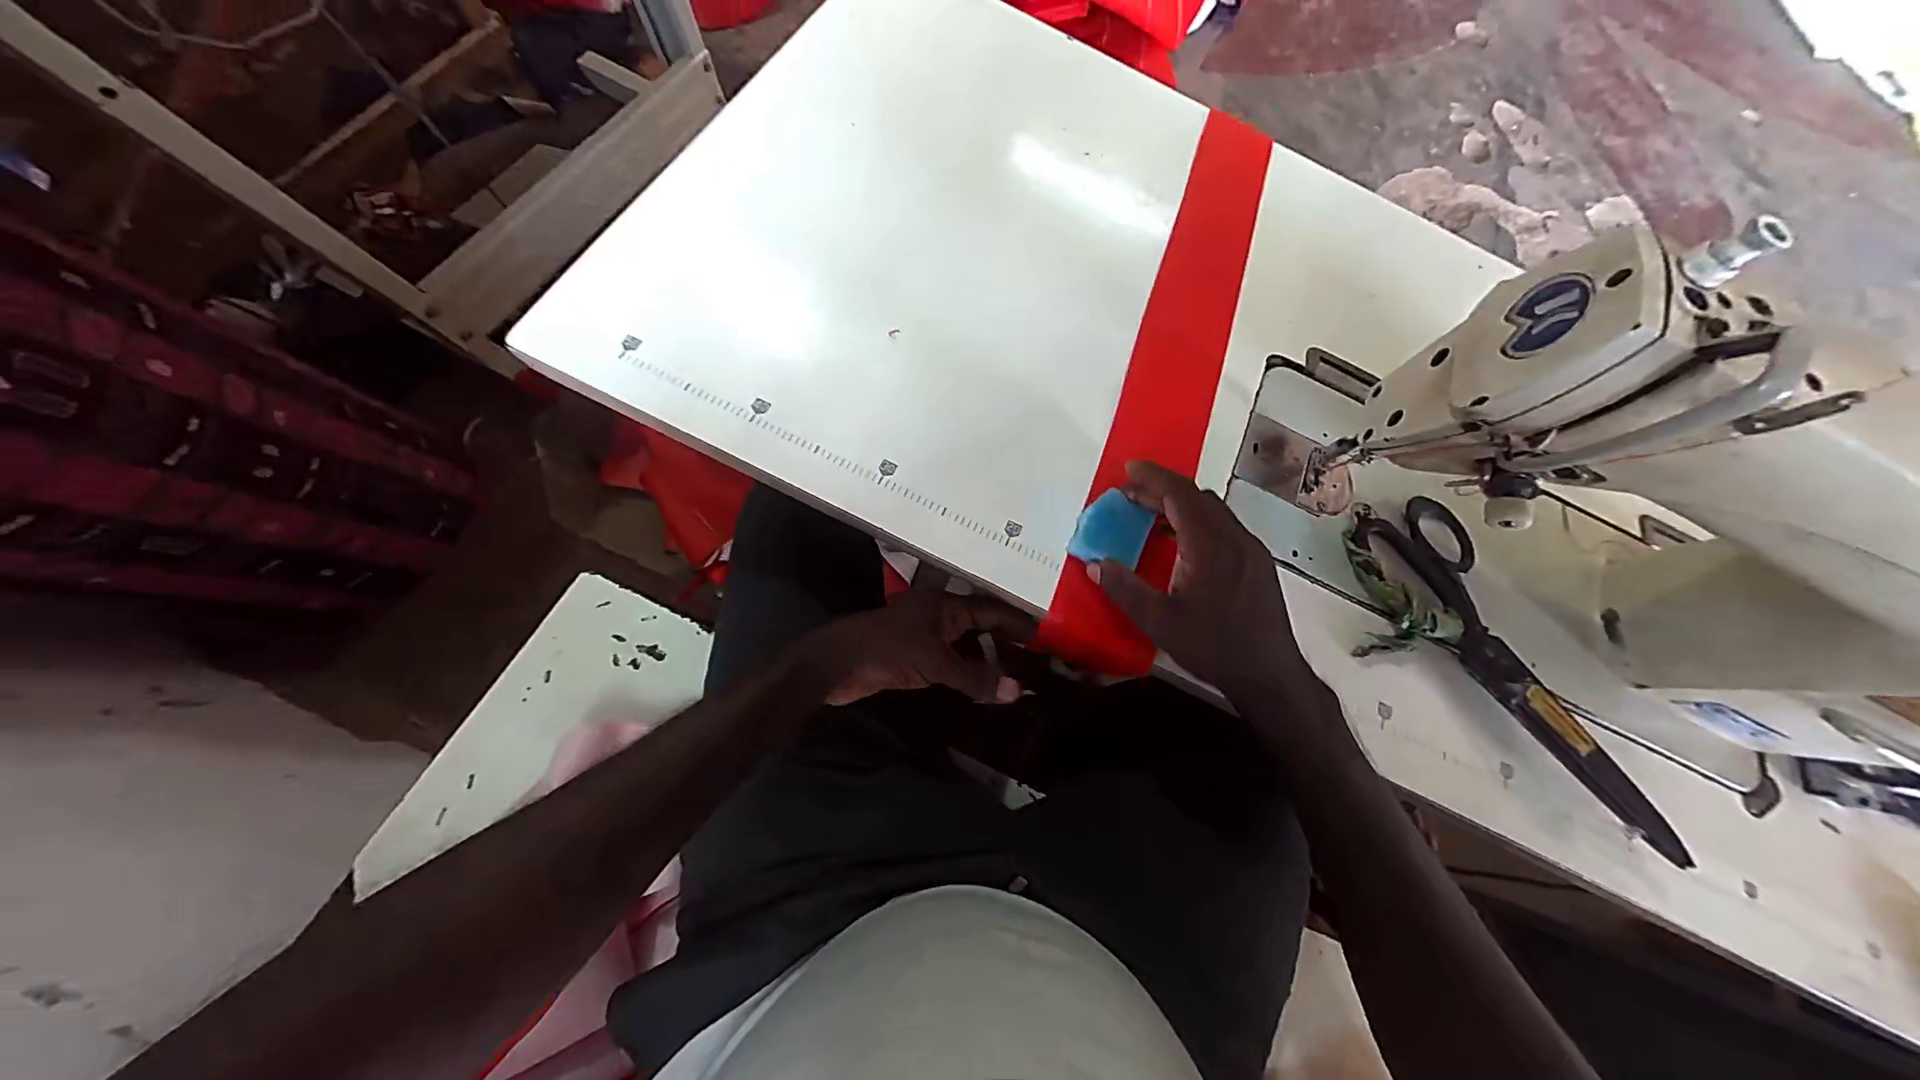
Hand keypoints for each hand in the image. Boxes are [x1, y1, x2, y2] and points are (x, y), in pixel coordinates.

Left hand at [799, 591, 1033, 705]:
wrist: (834, 663)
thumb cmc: (886, 651)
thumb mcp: (935, 664)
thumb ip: (975, 678)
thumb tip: (1018, 691)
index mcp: (945, 605)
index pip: (992, 610)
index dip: (1018, 622)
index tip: (1045, 634)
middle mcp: (937, 614)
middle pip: (980, 623)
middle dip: (1005, 639)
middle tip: (1035, 655)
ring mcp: (923, 633)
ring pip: (964, 642)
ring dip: (986, 656)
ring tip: (1014, 671)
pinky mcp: (912, 654)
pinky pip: (949, 658)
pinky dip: (966, 668)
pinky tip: (980, 682)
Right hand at [1087, 461, 1304, 695]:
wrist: (1268, 674)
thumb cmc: (1213, 647)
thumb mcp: (1159, 621)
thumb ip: (1125, 589)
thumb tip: (1096, 563)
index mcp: (1211, 545)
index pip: (1181, 495)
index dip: (1154, 477)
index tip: (1129, 469)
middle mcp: (1235, 539)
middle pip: (1198, 498)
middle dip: (1163, 491)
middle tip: (1130, 496)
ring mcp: (1251, 551)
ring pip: (1213, 512)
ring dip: (1181, 507)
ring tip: (1150, 518)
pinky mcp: (1256, 565)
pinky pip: (1223, 529)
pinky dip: (1196, 524)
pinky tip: (1180, 546)